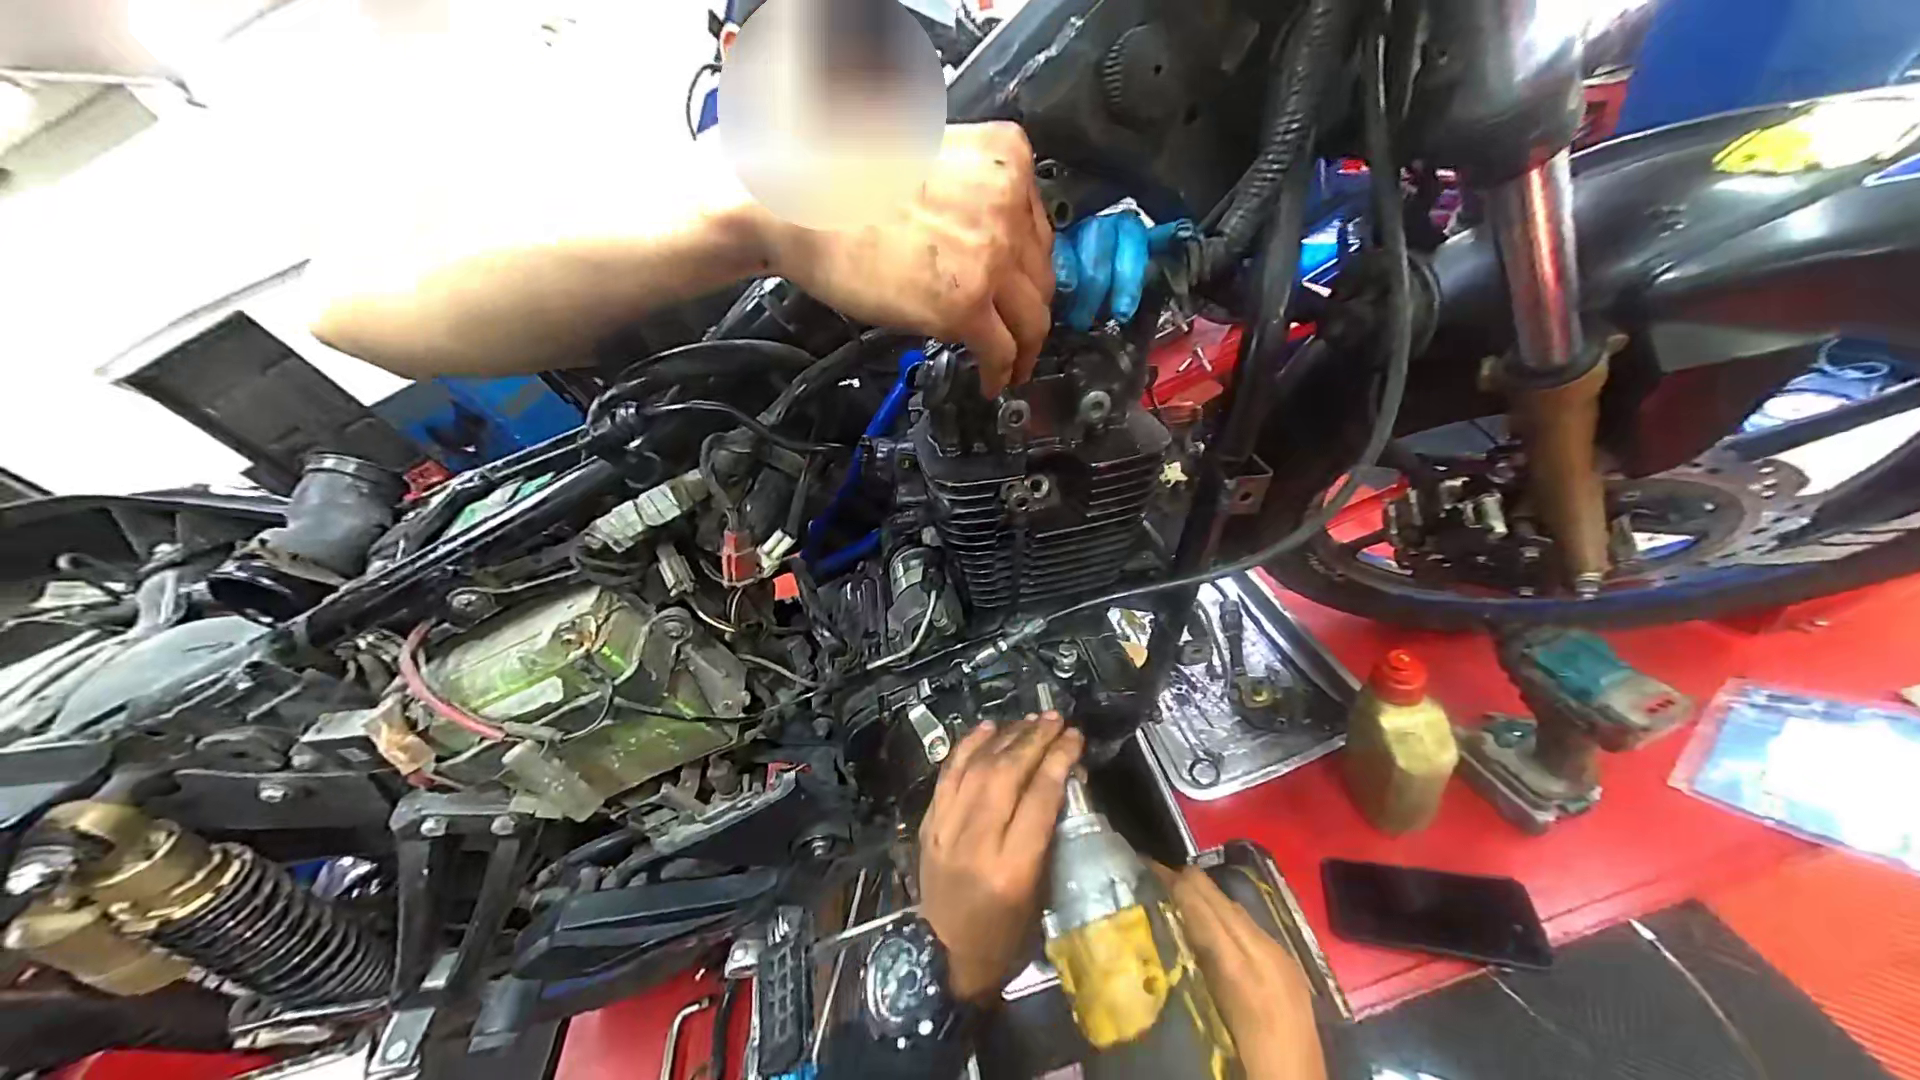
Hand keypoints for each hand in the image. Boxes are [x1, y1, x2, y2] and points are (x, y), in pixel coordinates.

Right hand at [758, 122, 1054, 396]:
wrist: (794, 200)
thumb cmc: (838, 181)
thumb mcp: (931, 164)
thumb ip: (972, 200)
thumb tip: (983, 251)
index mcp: (1004, 160)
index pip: (1039, 231)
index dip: (1031, 272)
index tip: (1025, 292)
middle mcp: (1007, 205)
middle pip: (1042, 278)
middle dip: (1033, 314)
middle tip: (1025, 337)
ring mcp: (991, 256)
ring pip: (1033, 320)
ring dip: (1026, 352)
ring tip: (1014, 369)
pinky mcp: (965, 304)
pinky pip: (1002, 351)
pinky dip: (1002, 373)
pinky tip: (992, 381)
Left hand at [917, 712, 1083, 1000]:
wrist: (945, 957)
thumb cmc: (1005, 935)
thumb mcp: (1040, 892)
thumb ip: (1048, 835)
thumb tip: (1061, 780)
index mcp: (1012, 868)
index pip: (1038, 798)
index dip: (1058, 761)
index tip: (1074, 738)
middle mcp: (976, 842)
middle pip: (1006, 775)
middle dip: (1034, 740)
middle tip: (1055, 719)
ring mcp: (946, 829)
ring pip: (976, 768)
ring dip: (1005, 737)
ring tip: (1029, 719)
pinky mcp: (928, 823)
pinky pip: (948, 773)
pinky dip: (968, 746)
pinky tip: (987, 728)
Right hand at [1160, 865, 1326, 1079]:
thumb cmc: (1248, 1067)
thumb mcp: (1209, 1021)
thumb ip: (1190, 972)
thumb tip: (1161, 933)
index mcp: (1239, 970)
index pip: (1199, 907)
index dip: (1172, 883)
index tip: (1144, 869)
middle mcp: (1262, 951)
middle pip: (1217, 897)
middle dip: (1184, 882)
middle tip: (1149, 876)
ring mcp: (1280, 956)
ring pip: (1233, 906)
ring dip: (1202, 896)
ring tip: (1170, 894)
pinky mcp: (1289, 964)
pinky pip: (1248, 924)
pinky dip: (1222, 914)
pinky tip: (1206, 923)